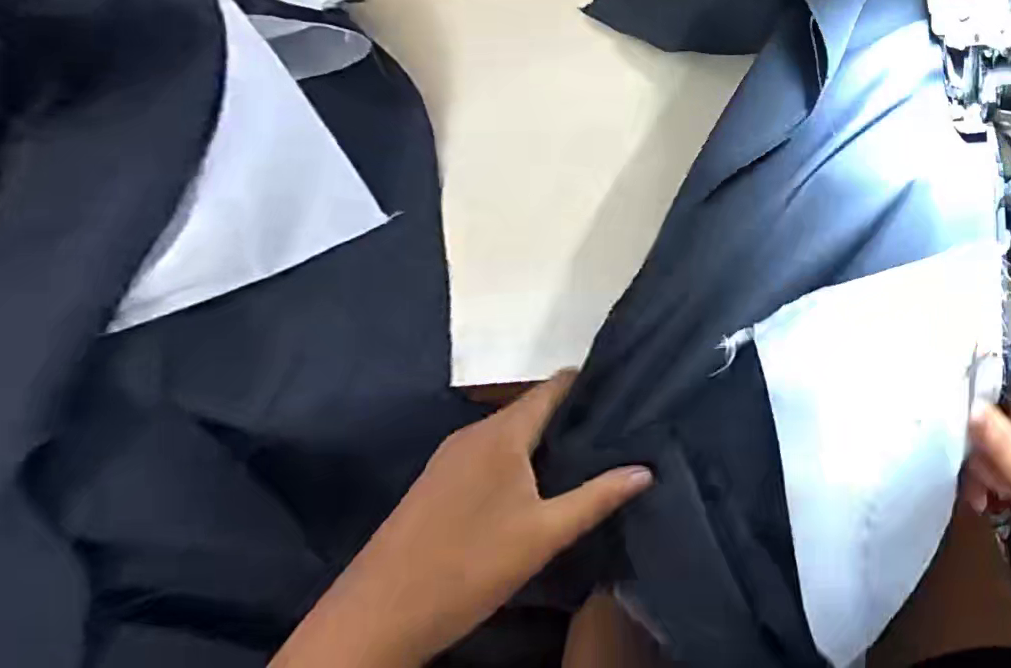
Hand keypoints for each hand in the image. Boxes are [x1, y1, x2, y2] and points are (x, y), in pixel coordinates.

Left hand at [273, 370, 653, 667]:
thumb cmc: (463, 570)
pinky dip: (520, 456)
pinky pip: (490, 452)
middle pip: (534, 407)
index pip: (555, 385)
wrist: (364, 630)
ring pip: (511, 432)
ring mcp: (447, 461)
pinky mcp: (434, 486)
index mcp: (500, 434)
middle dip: (574, 413)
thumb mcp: (543, 536)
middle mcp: (472, 435)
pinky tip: (539, 483)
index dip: (592, 381)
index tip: (628, 386)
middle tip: (618, 425)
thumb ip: (598, 496)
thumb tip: (647, 469)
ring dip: (546, 438)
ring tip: (588, 451)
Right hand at [961, 388, 1010, 588]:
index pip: (998, 379)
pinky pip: (989, 460)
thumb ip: (999, 440)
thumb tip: (970, 404)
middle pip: (984, 413)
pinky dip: (985, 481)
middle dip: (978, 450)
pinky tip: (987, 501)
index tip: (962, 431)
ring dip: (980, 472)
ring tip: (988, 497)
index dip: (974, 399)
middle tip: (985, 478)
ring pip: (982, 439)